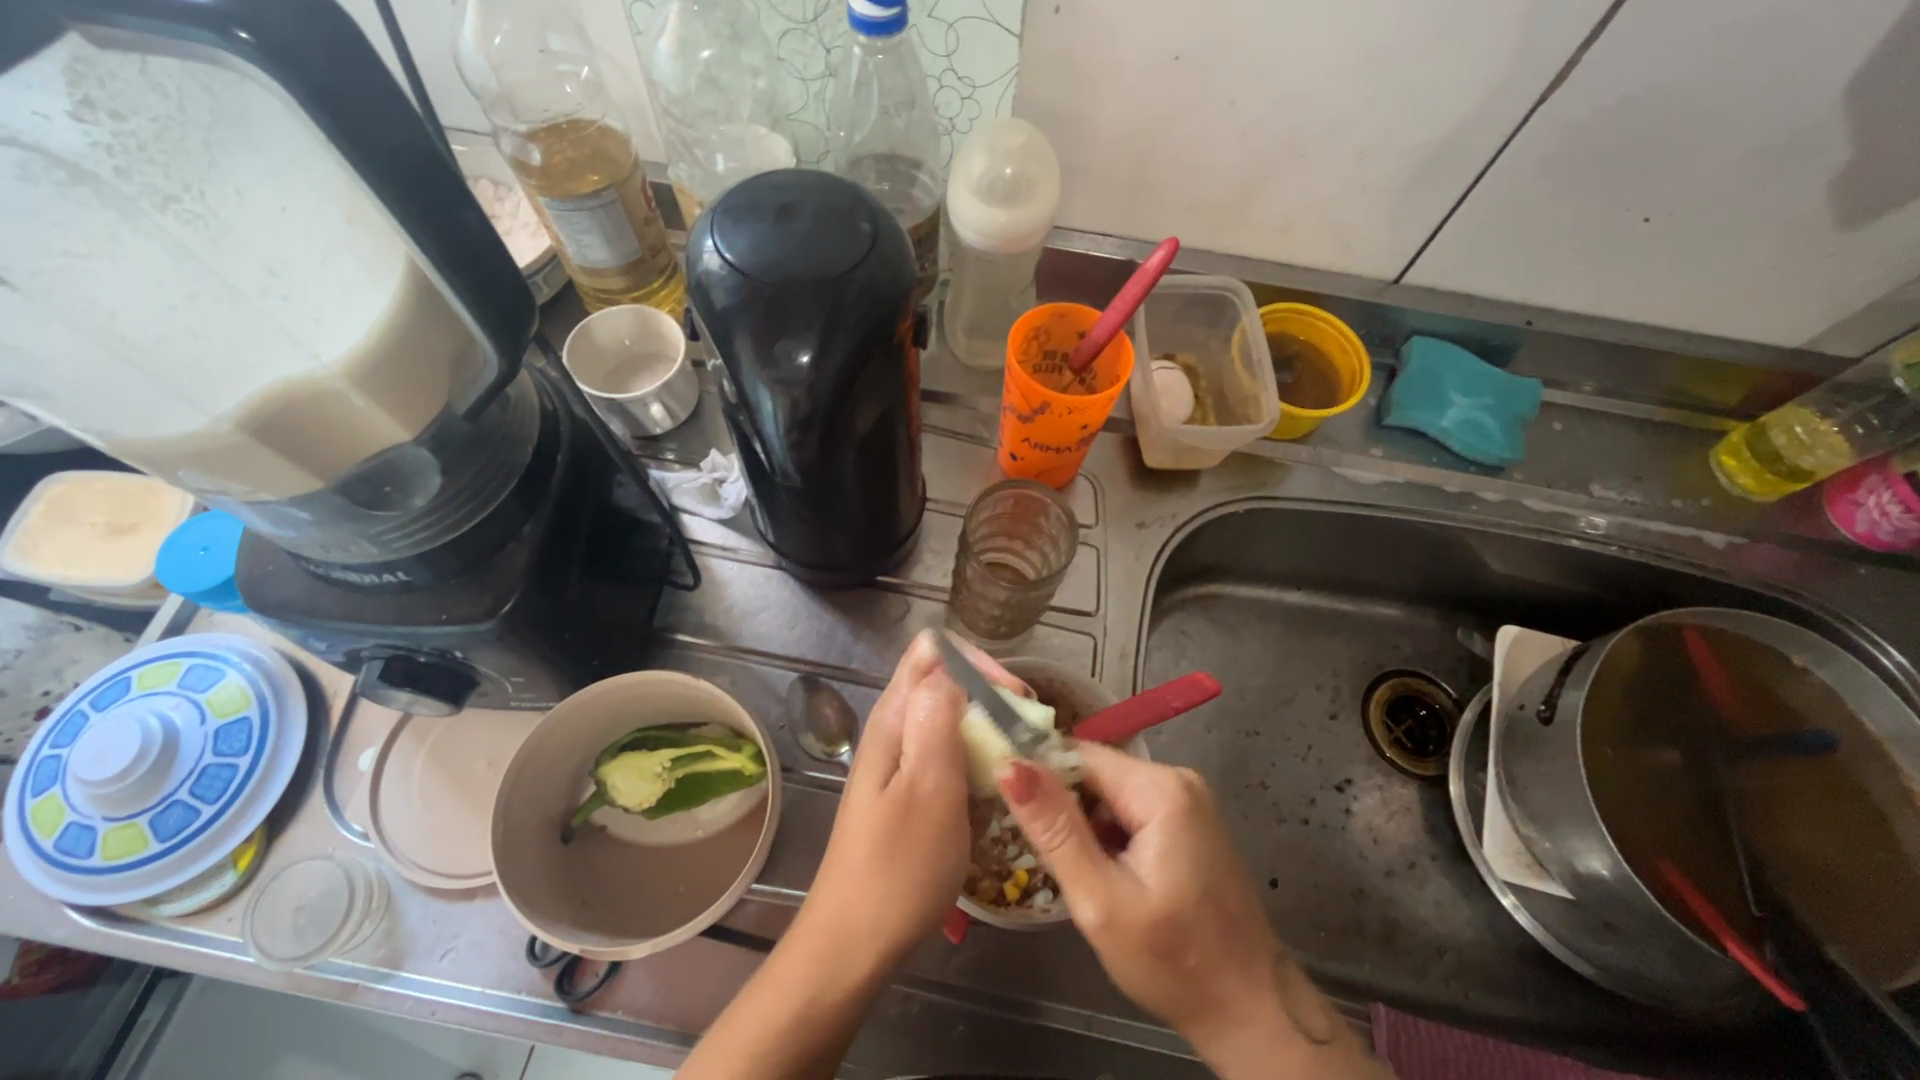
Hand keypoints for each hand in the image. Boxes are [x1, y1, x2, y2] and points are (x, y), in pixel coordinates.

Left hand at [799, 630, 1023, 971]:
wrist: (854, 943)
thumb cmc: (898, 869)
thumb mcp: (929, 789)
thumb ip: (938, 721)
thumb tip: (949, 668)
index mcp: (893, 720)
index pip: (932, 653)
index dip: (978, 664)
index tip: (1016, 700)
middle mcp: (892, 731)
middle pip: (944, 683)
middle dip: (989, 694)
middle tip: (1028, 730)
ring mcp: (898, 764)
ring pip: (949, 720)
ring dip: (987, 728)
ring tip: (1022, 755)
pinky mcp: (907, 795)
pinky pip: (948, 755)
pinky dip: (976, 758)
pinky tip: (997, 784)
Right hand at [999, 744, 1383, 1077]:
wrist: (1248, 1008)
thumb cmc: (1172, 961)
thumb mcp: (1100, 899)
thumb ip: (1054, 828)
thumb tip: (1010, 764)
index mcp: (1160, 788)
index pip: (1077, 754)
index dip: (1036, 777)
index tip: (1001, 806)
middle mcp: (1179, 780)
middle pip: (1095, 773)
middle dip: (1061, 808)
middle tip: (1037, 855)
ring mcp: (1189, 803)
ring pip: (1109, 794)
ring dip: (1082, 826)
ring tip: (1068, 872)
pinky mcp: (1190, 826)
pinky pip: (1131, 812)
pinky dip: (1107, 836)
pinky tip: (1101, 876)